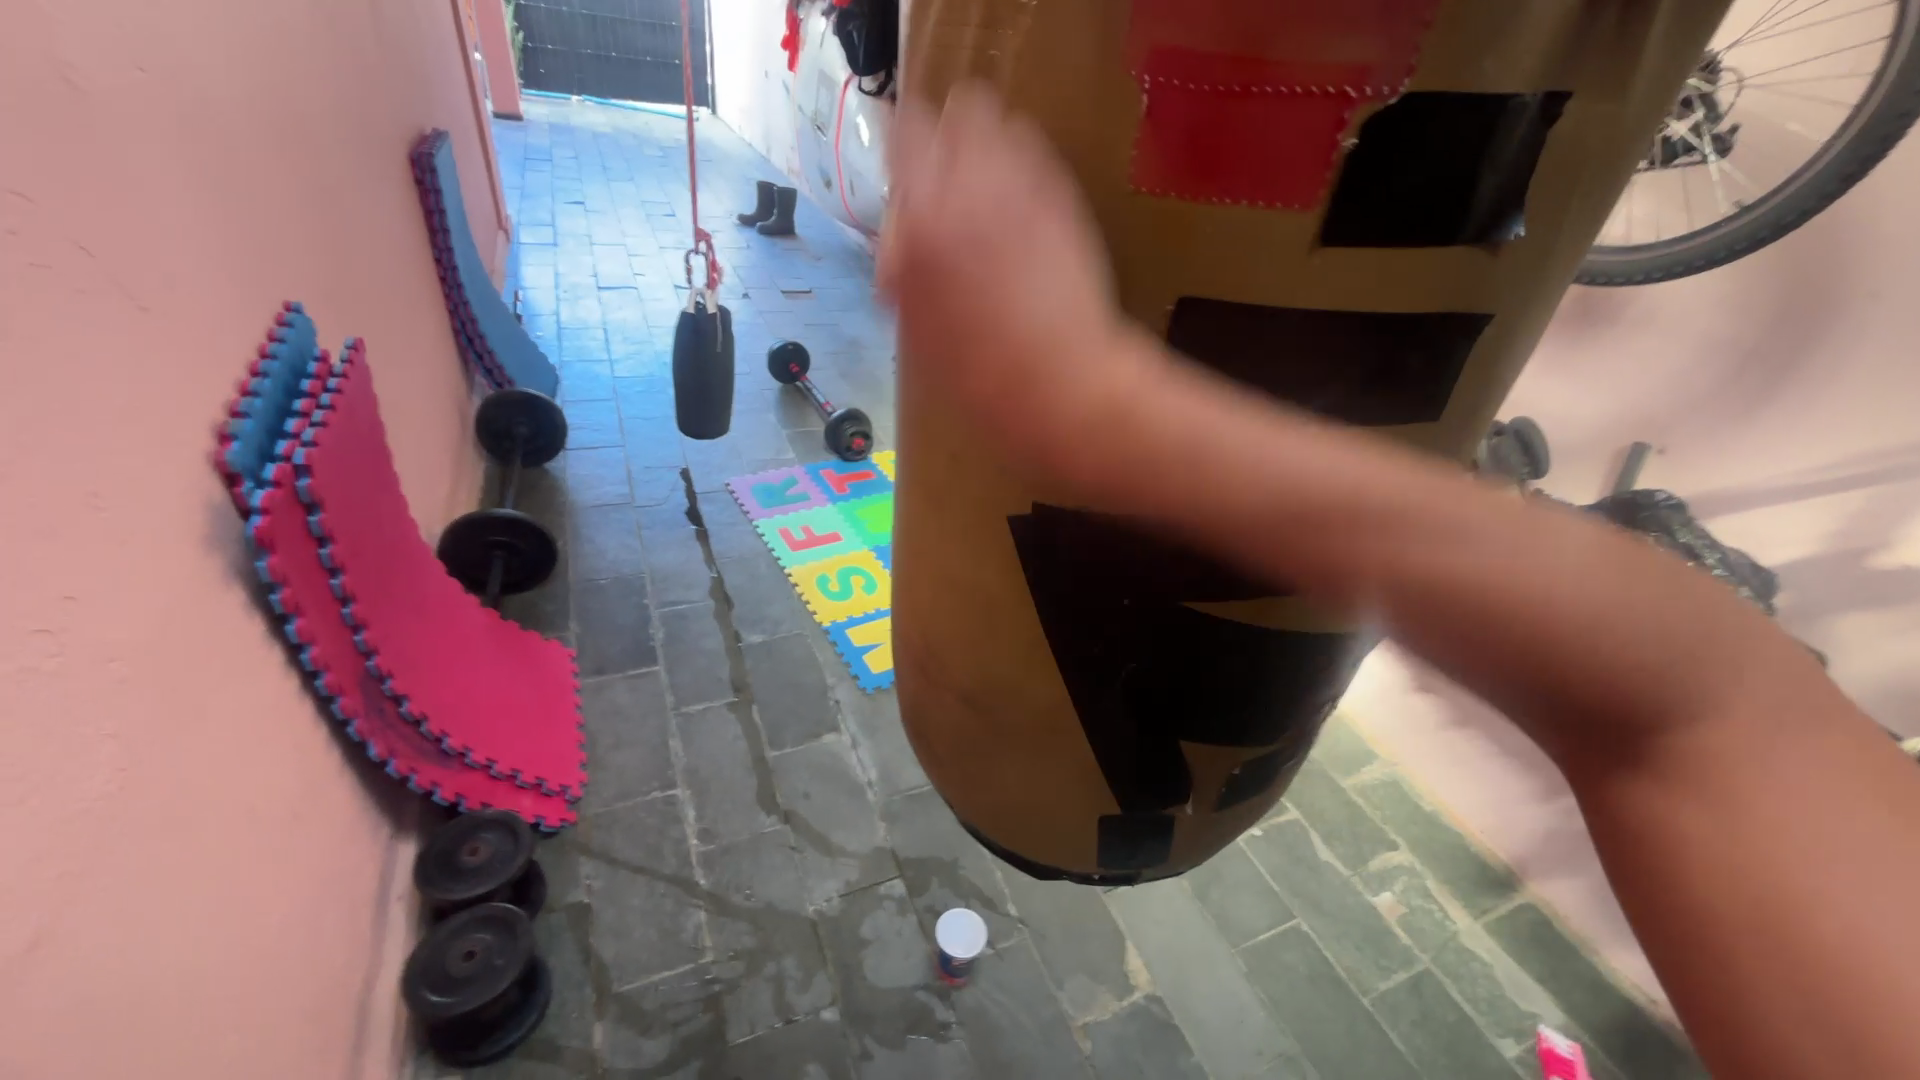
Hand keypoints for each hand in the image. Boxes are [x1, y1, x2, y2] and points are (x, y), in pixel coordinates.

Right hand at [878, 83, 1151, 487]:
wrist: (1059, 382)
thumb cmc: (976, 371)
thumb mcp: (915, 325)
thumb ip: (901, 269)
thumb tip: (897, 247)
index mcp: (924, 214)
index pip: (905, 132)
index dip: (903, 143)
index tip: (905, 168)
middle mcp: (975, 182)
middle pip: (959, 111)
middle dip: (949, 138)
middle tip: (948, 180)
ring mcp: (1028, 186)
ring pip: (1004, 124)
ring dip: (988, 148)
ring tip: (987, 193)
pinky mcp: (1066, 201)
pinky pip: (1038, 158)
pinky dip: (1022, 170)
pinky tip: (1019, 211)